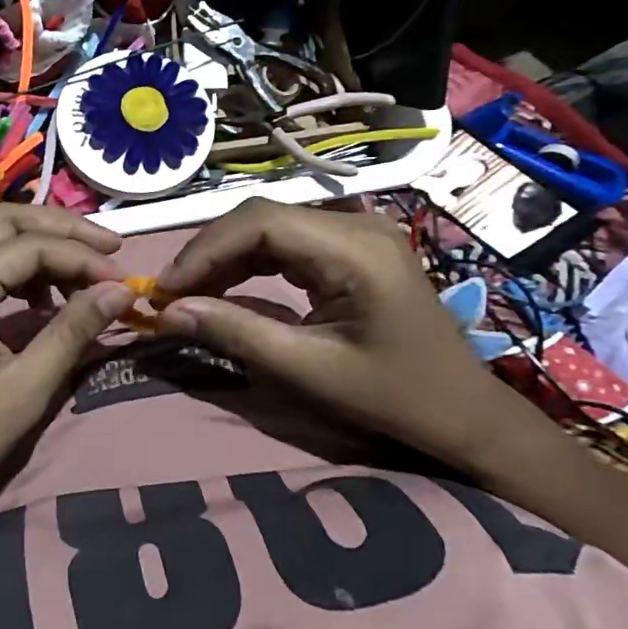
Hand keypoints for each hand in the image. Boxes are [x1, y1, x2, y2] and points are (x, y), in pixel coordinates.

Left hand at [0, 205, 136, 566]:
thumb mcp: (25, 389)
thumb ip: (73, 330)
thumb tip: (120, 290)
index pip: (27, 247)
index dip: (81, 256)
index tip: (123, 278)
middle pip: (5, 220)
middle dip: (63, 229)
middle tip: (110, 245)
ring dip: (42, 243)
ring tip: (86, 269)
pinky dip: (19, 266)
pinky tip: (47, 295)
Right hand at [155, 200, 526, 459]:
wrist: (460, 410)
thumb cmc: (392, 396)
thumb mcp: (309, 370)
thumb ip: (237, 333)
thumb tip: (168, 312)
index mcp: (356, 249)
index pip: (262, 221)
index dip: (206, 249)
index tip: (166, 287)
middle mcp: (357, 225)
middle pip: (263, 218)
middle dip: (210, 252)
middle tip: (170, 293)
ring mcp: (357, 233)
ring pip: (271, 227)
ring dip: (226, 257)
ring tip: (188, 293)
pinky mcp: (352, 248)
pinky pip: (289, 244)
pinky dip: (251, 264)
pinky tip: (224, 287)